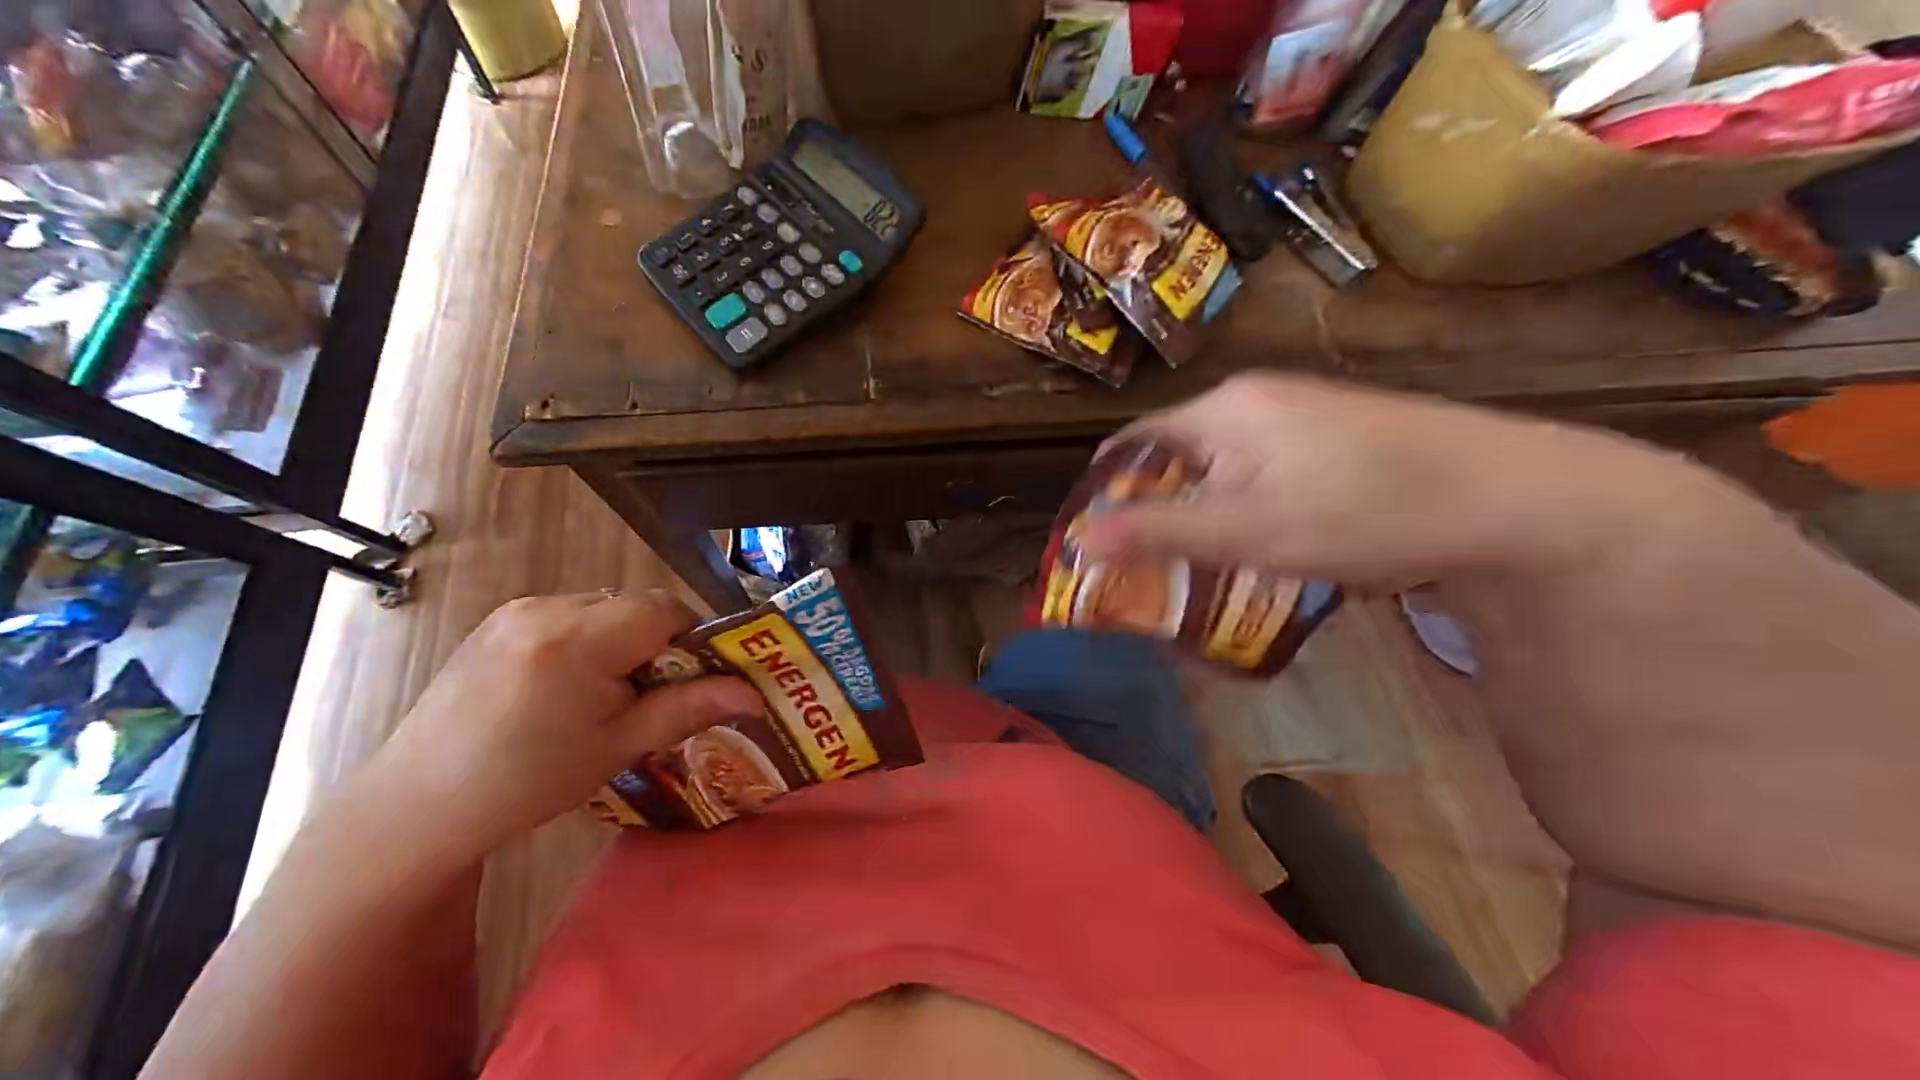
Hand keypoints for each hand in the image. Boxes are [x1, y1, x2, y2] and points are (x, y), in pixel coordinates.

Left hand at [352, 591, 760, 862]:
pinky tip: (572, 685)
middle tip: (655, 694)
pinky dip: (591, 638)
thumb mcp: (618, 747)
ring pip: (607, 607)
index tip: (697, 680)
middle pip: (638, 604)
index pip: (667, 609)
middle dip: (660, 641)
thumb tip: (754, 694)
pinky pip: (571, 614)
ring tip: (611, 693)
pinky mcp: (500, 620)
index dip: (695, 639)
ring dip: (626, 639)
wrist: (417, 804)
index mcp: (579, 638)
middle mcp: (548, 607)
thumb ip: (689, 708)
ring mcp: (519, 609)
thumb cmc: (528, 782)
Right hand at [1074, 374, 1721, 586]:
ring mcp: (1297, 405)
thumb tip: (1076, 538)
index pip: (1131, 442)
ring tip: (1206, 559)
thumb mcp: (1249, 533)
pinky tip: (1268, 534)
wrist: (1513, 493)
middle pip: (1174, 450)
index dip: (1106, 491)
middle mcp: (1252, 394)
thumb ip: (1159, 533)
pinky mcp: (1332, 423)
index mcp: (1221, 409)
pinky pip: (1259, 459)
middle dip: (1155, 505)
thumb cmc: (1363, 512)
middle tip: (1151, 564)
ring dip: (1201, 505)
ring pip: (1218, 458)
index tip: (1099, 543)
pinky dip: (1243, 496)